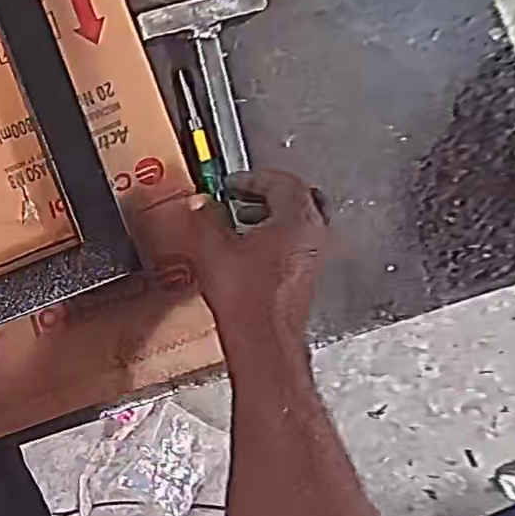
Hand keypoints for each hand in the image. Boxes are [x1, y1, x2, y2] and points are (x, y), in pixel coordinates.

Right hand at [186, 170, 329, 348]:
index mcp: (297, 220)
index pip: (282, 182)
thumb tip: (200, 203)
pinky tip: (247, 249)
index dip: (253, 178)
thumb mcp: (213, 249)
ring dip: (269, 215)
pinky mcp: (305, 274)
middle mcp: (313, 234)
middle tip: (240, 195)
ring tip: (239, 221)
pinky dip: (273, 236)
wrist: (262, 337)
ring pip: (298, 221)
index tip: (232, 182)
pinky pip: (294, 242)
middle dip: (266, 193)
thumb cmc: (246, 298)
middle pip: (298, 198)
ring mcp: (313, 256)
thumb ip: (206, 219)